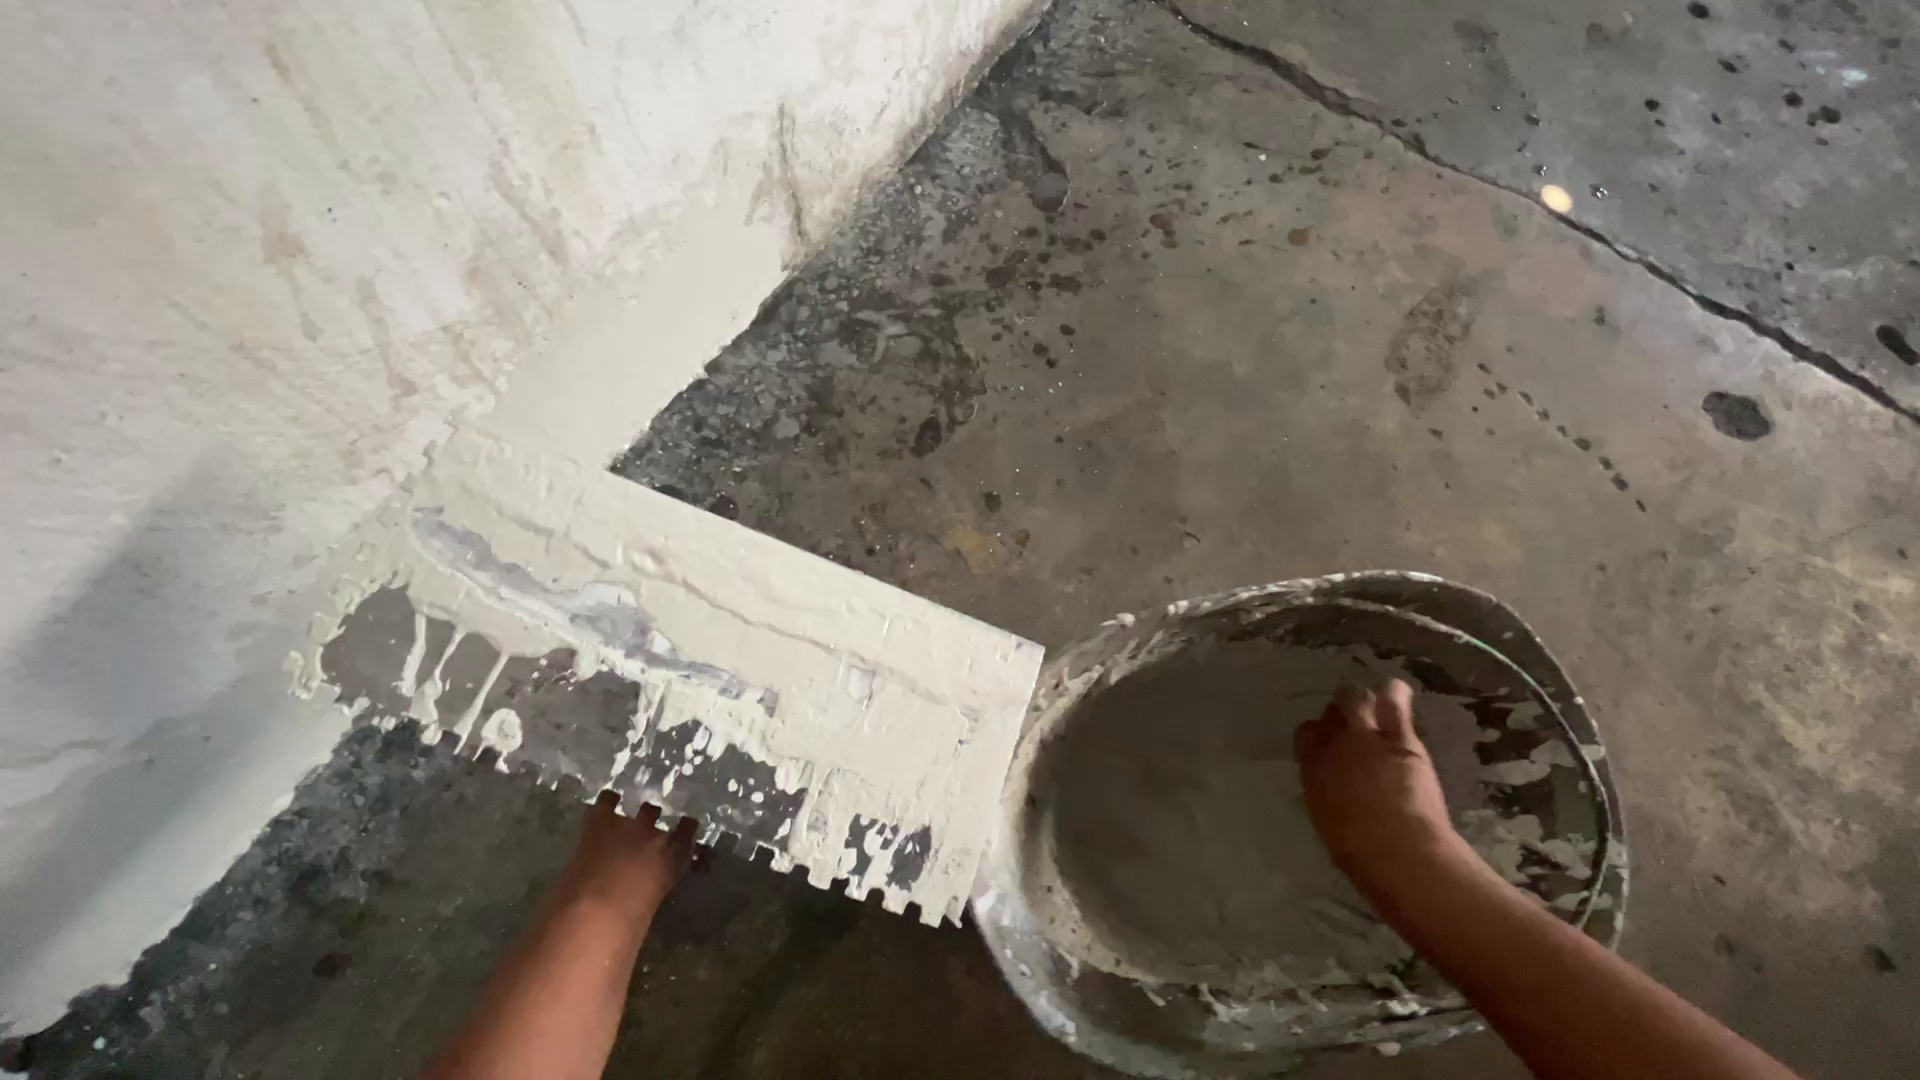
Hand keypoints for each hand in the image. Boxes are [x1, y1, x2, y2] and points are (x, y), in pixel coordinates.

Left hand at [557, 793, 696, 923]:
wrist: (595, 913)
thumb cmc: (625, 926)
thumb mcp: (648, 910)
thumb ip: (651, 892)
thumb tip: (643, 897)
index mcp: (674, 860)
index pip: (688, 832)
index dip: (685, 827)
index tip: (684, 825)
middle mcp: (657, 837)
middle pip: (662, 819)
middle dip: (654, 821)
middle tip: (646, 827)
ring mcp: (631, 826)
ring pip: (642, 809)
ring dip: (636, 813)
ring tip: (629, 814)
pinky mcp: (601, 824)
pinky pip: (606, 802)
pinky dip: (607, 801)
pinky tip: (608, 800)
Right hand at [1294, 679, 1472, 898]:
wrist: (1397, 849)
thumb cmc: (1360, 852)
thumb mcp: (1330, 820)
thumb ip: (1329, 794)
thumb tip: (1335, 791)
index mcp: (1312, 771)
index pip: (1306, 735)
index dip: (1317, 732)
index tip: (1327, 738)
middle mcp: (1333, 748)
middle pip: (1329, 715)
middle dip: (1338, 712)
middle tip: (1350, 719)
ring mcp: (1365, 739)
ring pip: (1357, 701)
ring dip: (1362, 699)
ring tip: (1372, 700)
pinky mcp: (1400, 740)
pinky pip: (1393, 706)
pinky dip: (1394, 694)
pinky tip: (1396, 689)